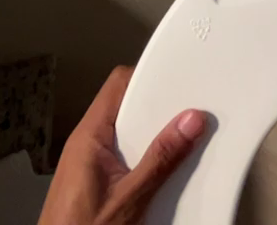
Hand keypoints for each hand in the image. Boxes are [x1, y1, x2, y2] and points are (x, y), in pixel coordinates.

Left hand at [38, 66, 207, 224]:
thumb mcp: (129, 199)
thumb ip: (160, 160)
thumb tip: (189, 121)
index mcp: (89, 136)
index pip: (119, 83)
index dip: (148, 77)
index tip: (177, 80)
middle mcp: (86, 144)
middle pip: (126, 106)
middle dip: (156, 110)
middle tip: (185, 114)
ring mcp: (88, 162)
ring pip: (126, 131)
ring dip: (151, 136)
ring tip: (178, 143)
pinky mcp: (93, 181)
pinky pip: (123, 154)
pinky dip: (143, 156)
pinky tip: (160, 170)